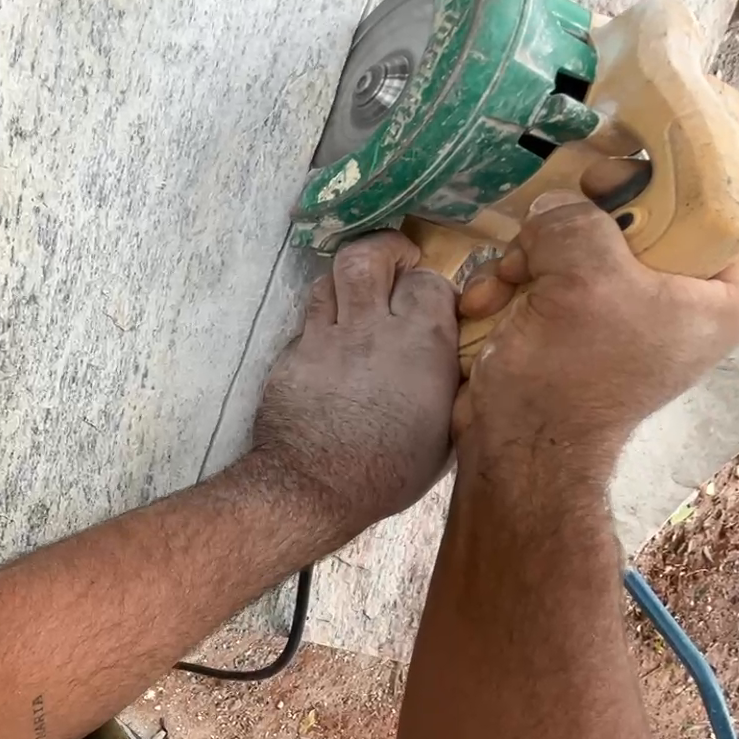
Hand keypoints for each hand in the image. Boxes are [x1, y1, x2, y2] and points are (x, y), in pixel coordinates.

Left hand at [252, 232, 459, 536]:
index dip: (424, 283)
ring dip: (341, 286)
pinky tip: (324, 356)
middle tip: (386, 272)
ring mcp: (321, 341)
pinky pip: (302, 327)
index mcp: (422, 341)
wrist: (314, 486)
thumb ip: (451, 380)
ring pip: (325, 283)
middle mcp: (368, 329)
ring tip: (351, 305)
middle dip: (378, 252)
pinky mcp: (287, 360)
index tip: (422, 299)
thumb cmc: (389, 468)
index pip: (426, 280)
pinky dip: (316, 331)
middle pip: (364, 257)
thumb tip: (452, 362)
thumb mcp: (447, 426)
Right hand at [456, 190, 738, 466]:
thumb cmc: (564, 376)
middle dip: (560, 237)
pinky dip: (504, 291)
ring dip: (518, 266)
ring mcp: (612, 317)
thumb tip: (553, 205)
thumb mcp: (582, 286)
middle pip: (623, 228)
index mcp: (719, 290)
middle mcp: (673, 299)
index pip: (707, 204)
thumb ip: (575, 226)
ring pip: (568, 256)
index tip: (597, 175)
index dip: (652, 181)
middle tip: (527, 250)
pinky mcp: (562, 332)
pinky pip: (538, 287)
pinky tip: (481, 307)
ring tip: (491, 292)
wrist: (509, 446)